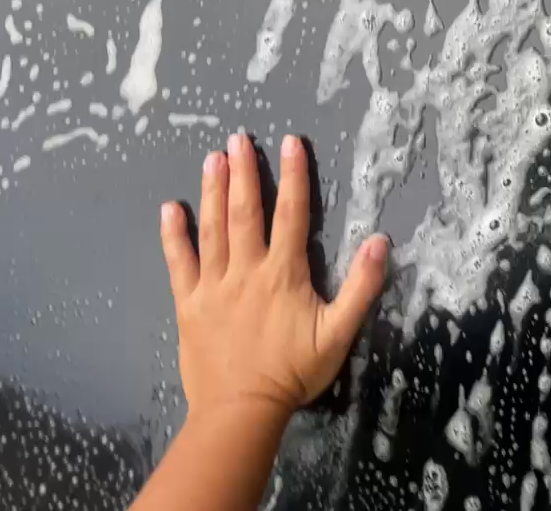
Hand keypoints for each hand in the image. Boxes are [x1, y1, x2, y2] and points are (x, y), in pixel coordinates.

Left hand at [159, 133, 388, 423]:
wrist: (240, 413)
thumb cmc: (295, 370)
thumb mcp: (340, 330)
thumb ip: (362, 285)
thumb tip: (381, 240)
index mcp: (284, 272)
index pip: (291, 213)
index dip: (293, 175)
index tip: (290, 142)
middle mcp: (247, 270)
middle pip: (245, 212)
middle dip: (244, 172)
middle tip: (239, 138)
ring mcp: (213, 286)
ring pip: (213, 229)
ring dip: (213, 191)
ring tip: (213, 158)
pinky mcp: (189, 305)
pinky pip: (179, 263)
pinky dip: (174, 235)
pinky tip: (170, 209)